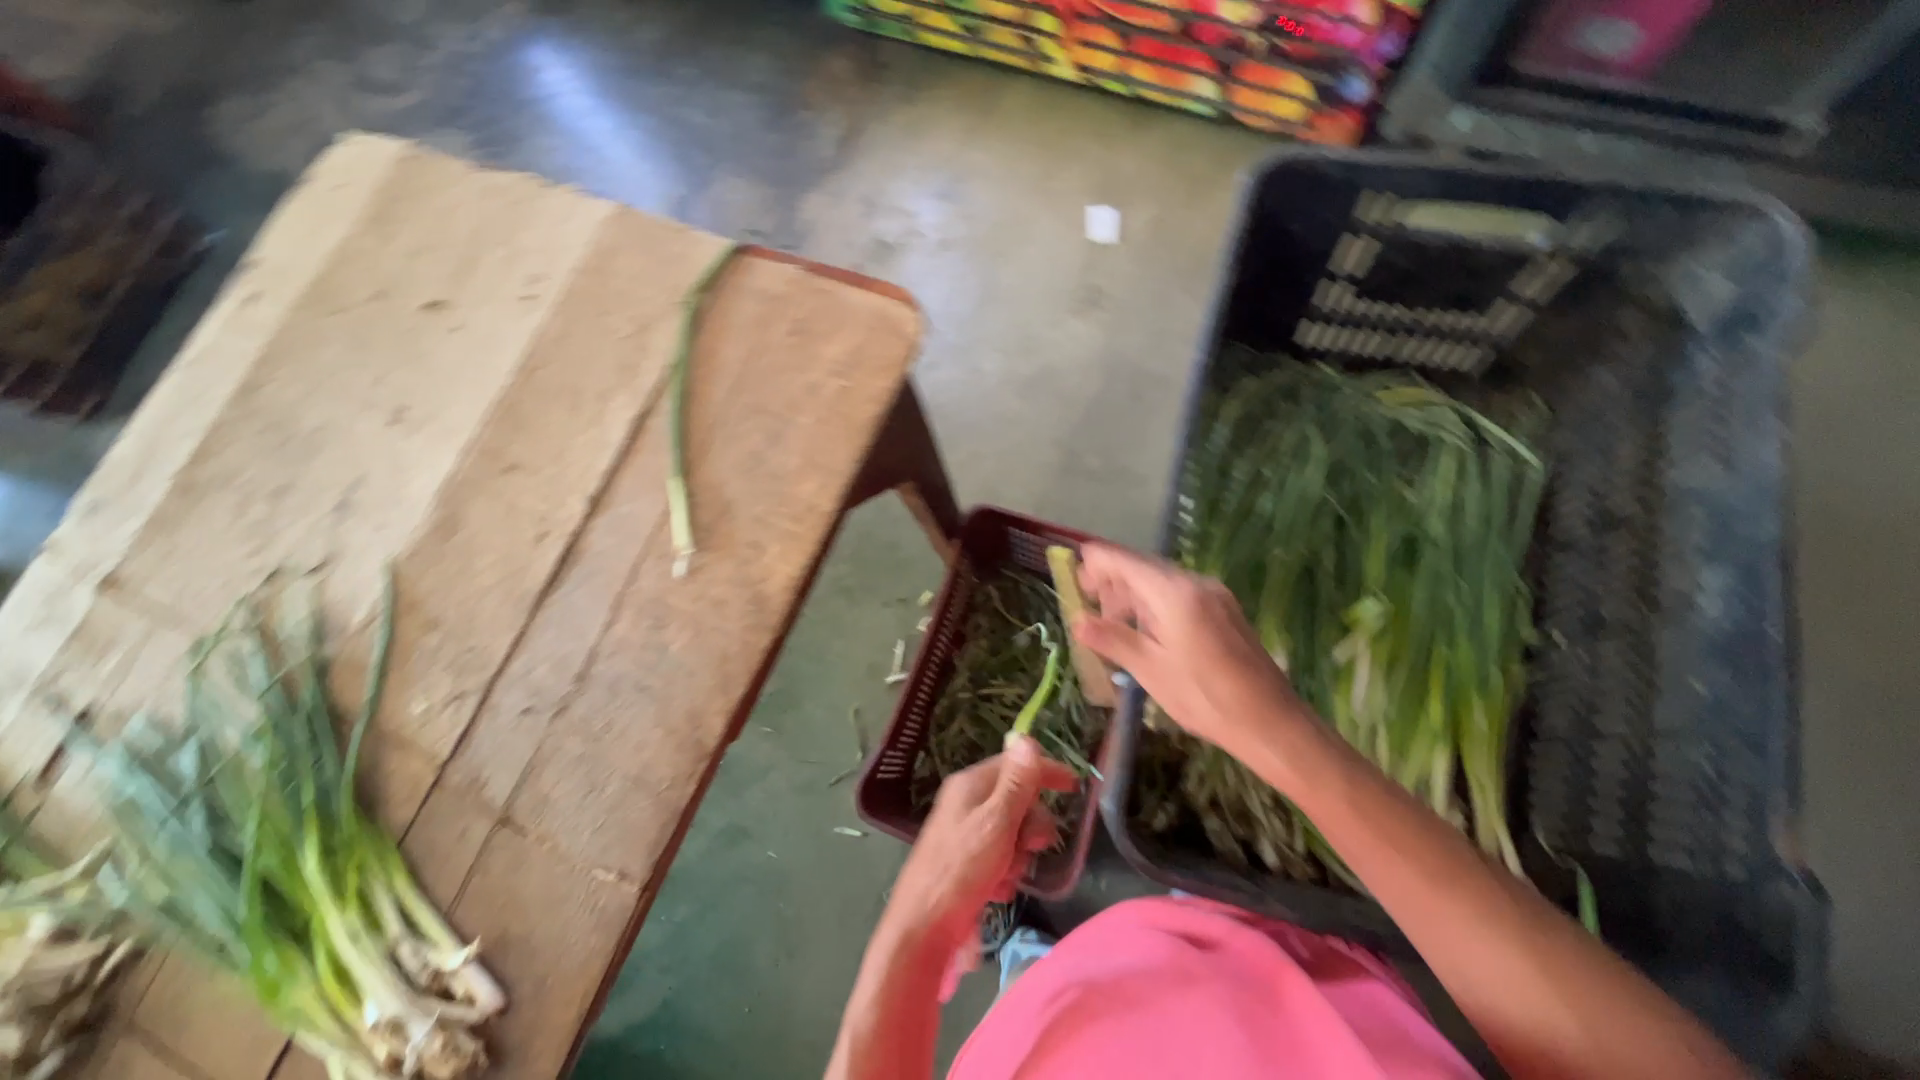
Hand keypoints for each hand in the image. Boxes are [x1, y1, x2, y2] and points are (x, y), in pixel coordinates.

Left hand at [883, 736, 1075, 951]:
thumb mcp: (996, 823)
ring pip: (1013, 834)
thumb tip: (1026, 736)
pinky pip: (1000, 859)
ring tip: (1005, 878)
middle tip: (1029, 848)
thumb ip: (1016, 783)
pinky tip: (996, 892)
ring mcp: (966, 834)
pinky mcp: (967, 864)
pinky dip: (1005, 874)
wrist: (923, 929)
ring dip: (1018, 857)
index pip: (1015, 764)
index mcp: (970, 786)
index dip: (1045, 772)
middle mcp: (967, 804)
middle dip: (1030, 827)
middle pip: (1018, 802)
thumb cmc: (961, 871)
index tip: (1075, 787)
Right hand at [1072, 543, 1310, 764]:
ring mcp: (1214, 595)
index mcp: (1174, 593)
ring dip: (1133, 596)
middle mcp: (1196, 583)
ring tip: (1113, 627)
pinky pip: (1180, 595)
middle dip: (1112, 583)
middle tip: (1088, 610)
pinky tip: (1147, 633)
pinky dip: (1155, 605)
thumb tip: (1077, 620)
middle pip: (1143, 567)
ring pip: (1161, 582)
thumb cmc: (1204, 697)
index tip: (1071, 578)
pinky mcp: (1224, 611)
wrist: (1270, 721)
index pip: (1124, 561)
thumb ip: (1112, 639)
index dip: (1095, 564)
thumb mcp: (1150, 670)